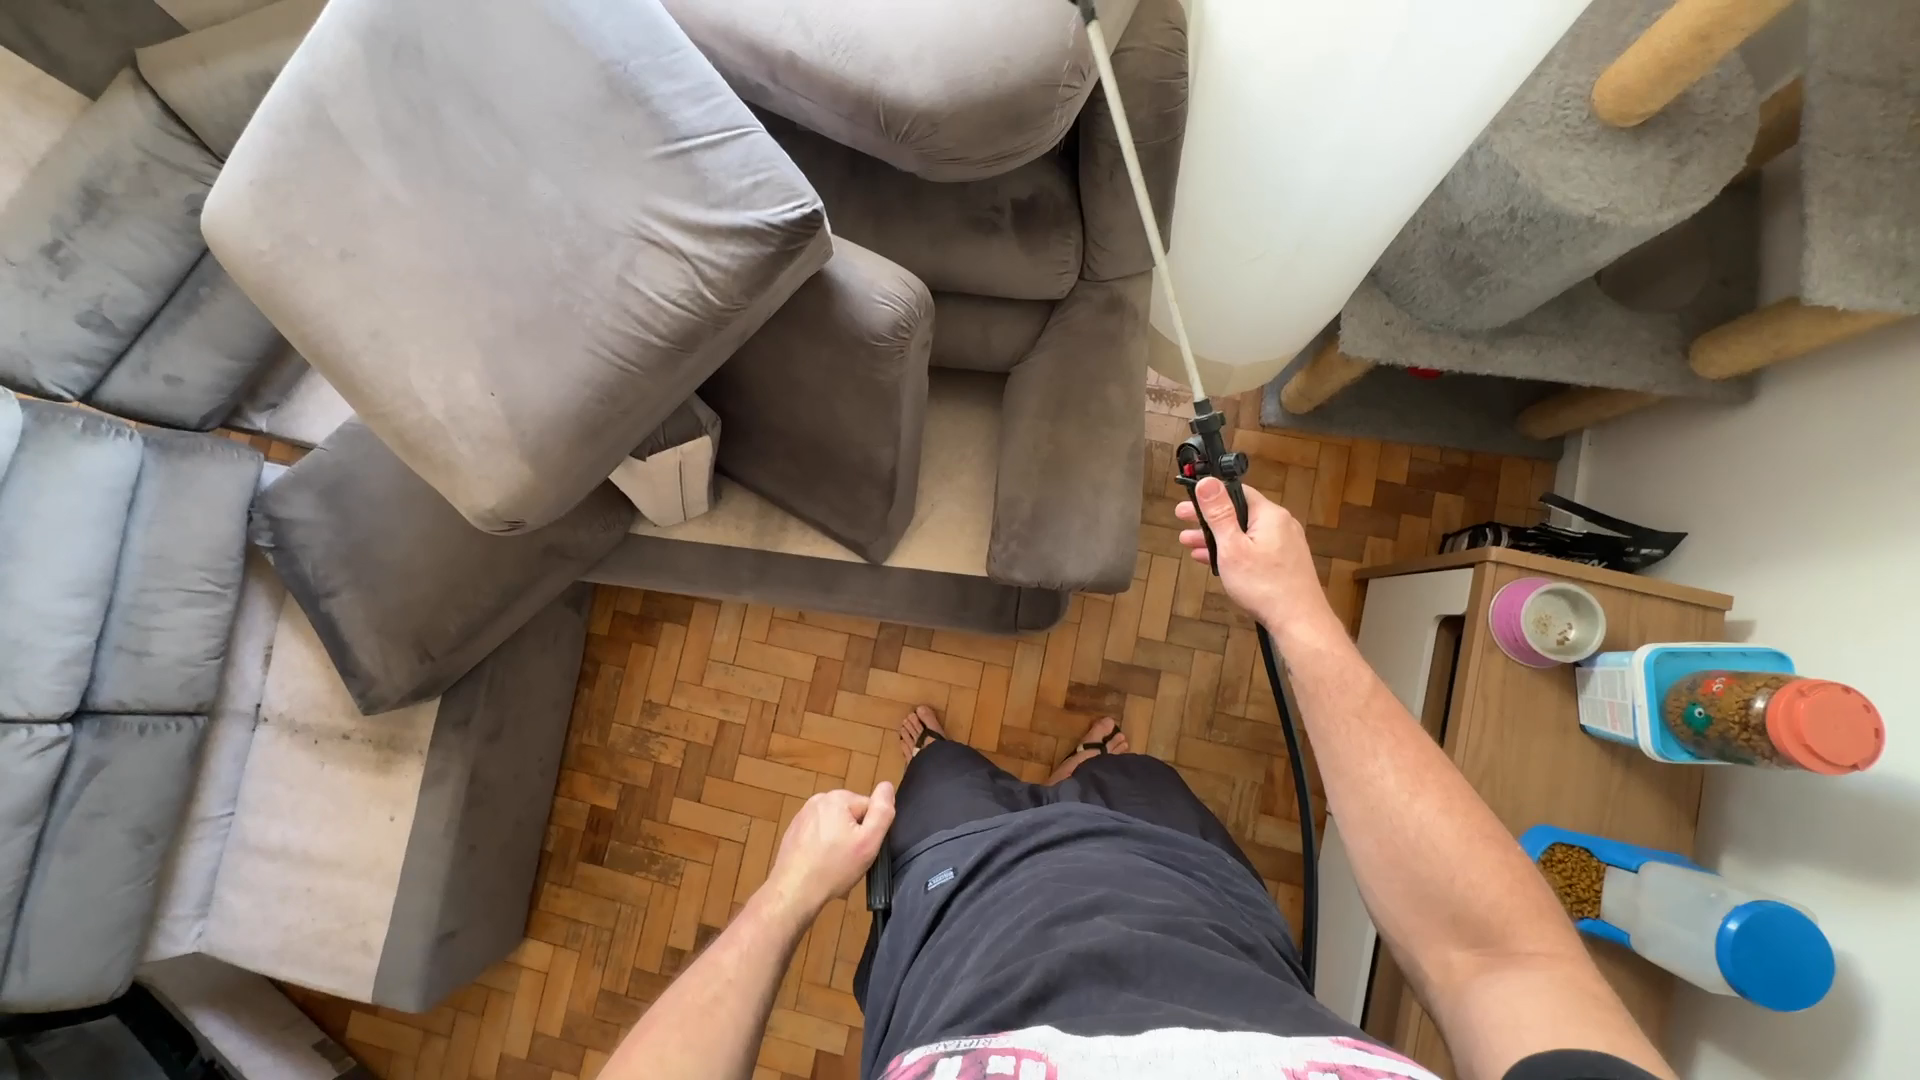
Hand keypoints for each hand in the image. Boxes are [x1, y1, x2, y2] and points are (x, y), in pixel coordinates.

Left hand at [760, 782, 895, 924]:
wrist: (794, 892)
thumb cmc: (834, 868)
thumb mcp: (868, 842)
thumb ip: (882, 812)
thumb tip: (887, 786)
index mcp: (837, 798)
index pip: (869, 808)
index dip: (870, 831)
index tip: (860, 850)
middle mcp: (819, 799)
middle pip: (851, 814)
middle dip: (853, 835)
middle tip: (849, 859)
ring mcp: (803, 814)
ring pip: (835, 824)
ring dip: (838, 840)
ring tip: (833, 863)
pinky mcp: (794, 830)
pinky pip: (818, 832)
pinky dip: (822, 845)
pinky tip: (819, 862)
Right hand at [1176, 477, 1340, 646]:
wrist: (1298, 621)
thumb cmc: (1264, 585)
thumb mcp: (1232, 547)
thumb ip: (1218, 514)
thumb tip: (1207, 482)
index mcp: (1270, 515)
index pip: (1236, 492)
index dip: (1209, 495)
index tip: (1188, 501)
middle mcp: (1281, 525)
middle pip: (1239, 513)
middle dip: (1208, 519)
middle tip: (1183, 520)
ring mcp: (1284, 544)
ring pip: (1244, 533)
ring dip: (1217, 537)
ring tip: (1190, 543)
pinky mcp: (1284, 562)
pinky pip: (1253, 549)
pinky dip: (1233, 551)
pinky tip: (1214, 560)